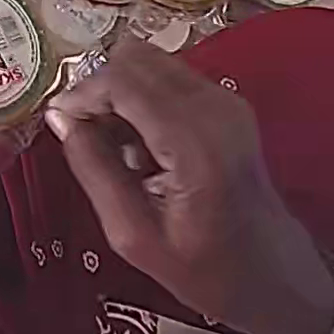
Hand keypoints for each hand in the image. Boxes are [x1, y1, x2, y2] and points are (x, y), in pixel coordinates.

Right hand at [45, 39, 333, 333]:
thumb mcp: (132, 235)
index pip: (122, 82)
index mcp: (193, 143)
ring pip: (149, 61)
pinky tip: (142, 140)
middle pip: (134, 59)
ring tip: (115, 141)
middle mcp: (214, 107)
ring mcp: (226, 98)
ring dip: (120, 90)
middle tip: (84, 130)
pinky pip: (167, 74)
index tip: (60, 119)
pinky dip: (142, 95)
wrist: (275, 274)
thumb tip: (59, 117)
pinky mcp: (228, 99)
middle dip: (99, 87)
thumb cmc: (204, 268)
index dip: (82, 93)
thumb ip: (92, 169)